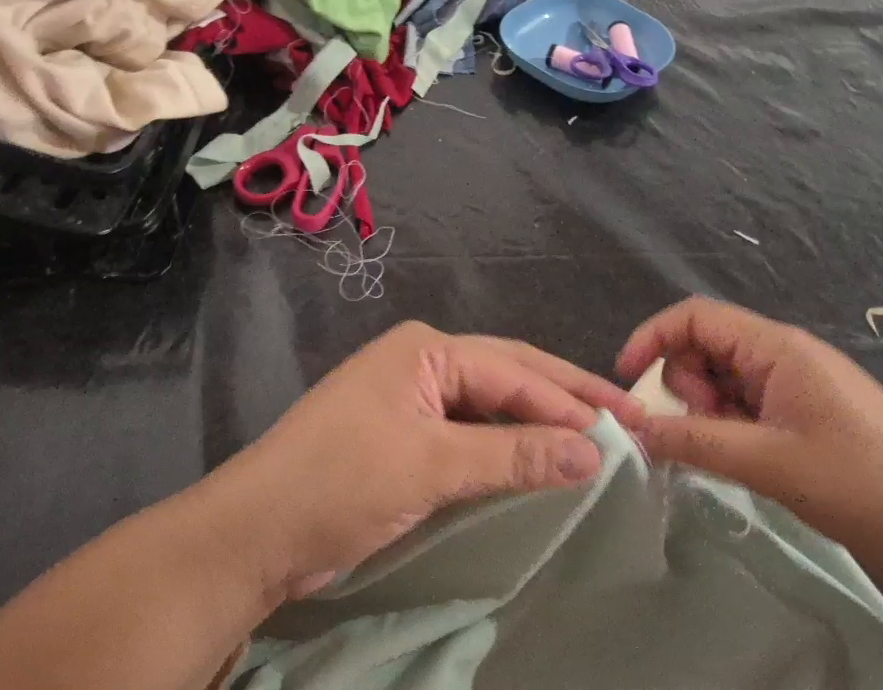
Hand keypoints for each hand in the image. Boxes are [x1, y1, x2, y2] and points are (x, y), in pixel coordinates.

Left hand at [207, 323, 642, 599]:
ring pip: (492, 406)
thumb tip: (592, 451)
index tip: (624, 427)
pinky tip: (540, 459)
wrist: (255, 534)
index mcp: (424, 348)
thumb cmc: (339, 482)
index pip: (513, 370)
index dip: (569, 400)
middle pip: (509, 376)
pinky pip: (472, 434)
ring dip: (539, 423)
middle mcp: (422, 363)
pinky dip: (507, 447)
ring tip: (595, 438)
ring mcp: (412, 401)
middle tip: (627, 417)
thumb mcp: (430, 465)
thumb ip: (511, 454)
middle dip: (565, 398)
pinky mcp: (406, 439)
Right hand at [616, 296, 882, 550]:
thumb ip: (694, 442)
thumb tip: (634, 429)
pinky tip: (745, 462)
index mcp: (776, 347)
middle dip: (685, 386)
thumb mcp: (766, 461)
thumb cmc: (857, 480)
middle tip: (700, 434)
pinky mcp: (806, 413)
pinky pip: (748, 406)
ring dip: (709, 412)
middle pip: (706, 347)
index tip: (626, 380)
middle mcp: (783, 355)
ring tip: (731, 456)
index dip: (653, 338)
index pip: (697, 317)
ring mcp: (797, 384)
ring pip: (725, 380)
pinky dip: (731, 427)